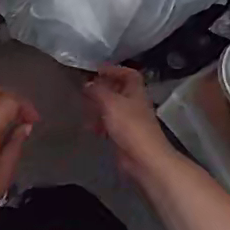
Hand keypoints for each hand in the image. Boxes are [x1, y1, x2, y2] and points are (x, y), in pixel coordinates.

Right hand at [84, 65, 183, 181]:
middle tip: (86, 90)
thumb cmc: (130, 126)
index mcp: (136, 92)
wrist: (144, 158)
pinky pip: (110, 125)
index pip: (129, 74)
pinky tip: (90, 128)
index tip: (97, 71)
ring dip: (98, 107)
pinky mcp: (124, 136)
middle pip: (119, 91)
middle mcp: (134, 104)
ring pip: (112, 108)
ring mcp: (130, 121)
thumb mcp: (111, 102)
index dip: (114, 70)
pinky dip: (100, 124)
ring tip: (85, 109)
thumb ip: (98, 90)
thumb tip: (88, 83)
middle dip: (102, 89)